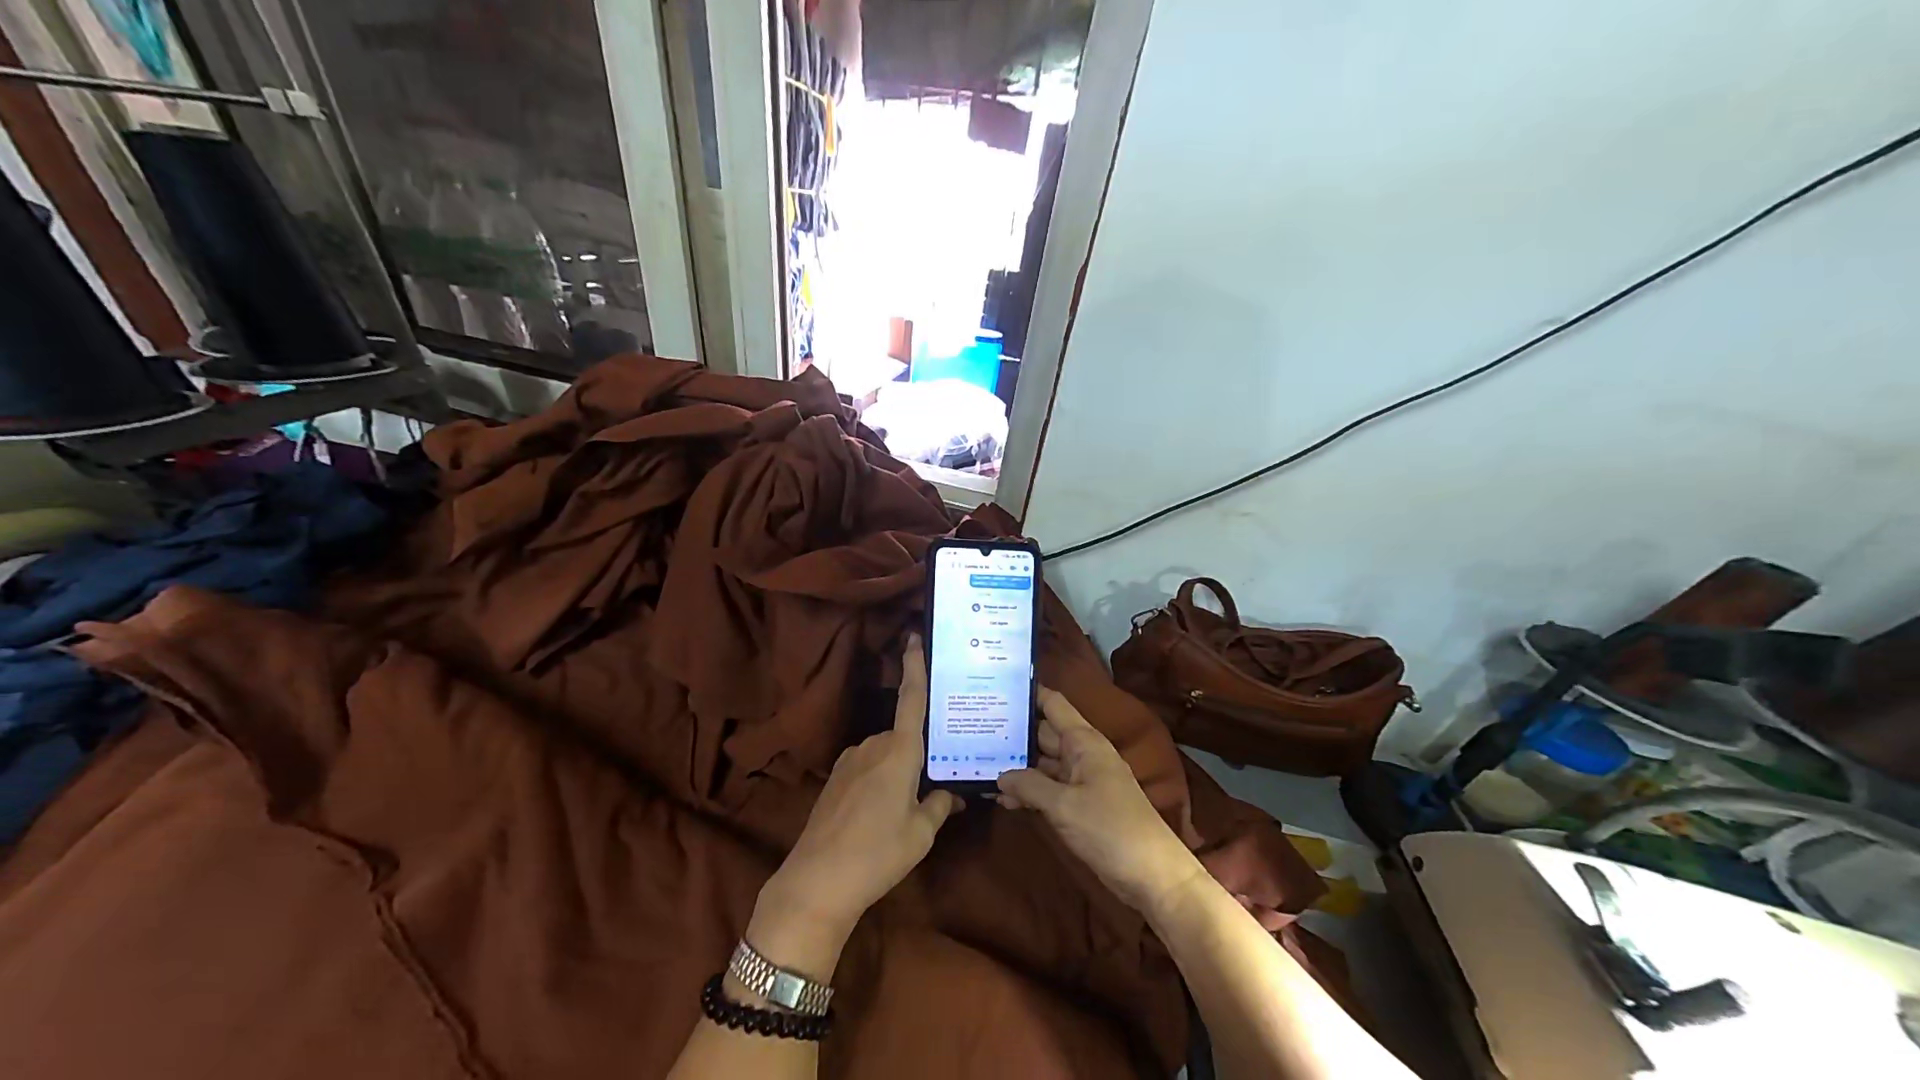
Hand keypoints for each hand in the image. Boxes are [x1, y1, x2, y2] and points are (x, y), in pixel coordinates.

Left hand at [749, 634, 960, 973]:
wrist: (817, 881)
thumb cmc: (878, 853)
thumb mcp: (921, 833)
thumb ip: (939, 806)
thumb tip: (953, 794)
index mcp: (899, 751)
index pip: (912, 699)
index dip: (915, 667)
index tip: (914, 637)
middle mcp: (873, 746)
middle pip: (904, 735)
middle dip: (921, 751)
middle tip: (941, 775)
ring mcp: (849, 761)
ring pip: (886, 754)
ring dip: (900, 769)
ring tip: (911, 804)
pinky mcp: (835, 779)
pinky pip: (868, 767)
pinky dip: (882, 780)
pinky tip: (884, 812)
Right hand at [997, 688, 1206, 917]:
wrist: (1152, 874)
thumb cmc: (1110, 828)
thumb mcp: (1063, 805)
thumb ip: (1029, 785)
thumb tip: (1000, 774)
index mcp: (1084, 742)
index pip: (1053, 704)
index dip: (1028, 693)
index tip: (996, 688)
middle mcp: (1083, 754)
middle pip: (1043, 733)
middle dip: (1013, 731)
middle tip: (974, 727)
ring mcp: (1083, 781)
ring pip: (1043, 764)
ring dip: (1017, 766)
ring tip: (978, 761)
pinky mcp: (1081, 805)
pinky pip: (1049, 788)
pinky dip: (1029, 791)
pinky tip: (1002, 797)